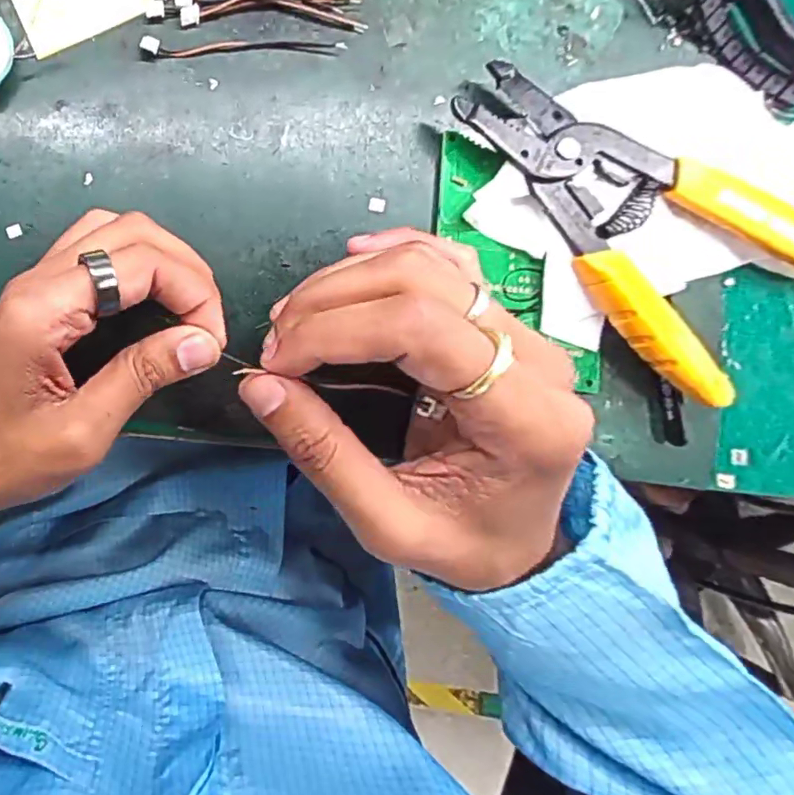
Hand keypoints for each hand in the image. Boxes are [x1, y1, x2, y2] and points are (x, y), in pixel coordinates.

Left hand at [0, 210, 226, 527]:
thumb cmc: (5, 461)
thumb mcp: (82, 432)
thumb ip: (141, 375)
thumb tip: (203, 341)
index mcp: (43, 308)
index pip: (138, 259)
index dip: (191, 290)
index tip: (209, 341)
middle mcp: (36, 281)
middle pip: (127, 230)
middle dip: (182, 268)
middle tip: (203, 324)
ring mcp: (32, 284)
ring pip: (109, 233)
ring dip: (158, 260)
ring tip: (185, 309)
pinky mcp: (35, 298)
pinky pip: (91, 257)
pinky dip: (132, 268)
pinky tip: (150, 304)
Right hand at [238, 228, 593, 590]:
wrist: (521, 542)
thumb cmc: (463, 542)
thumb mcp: (386, 524)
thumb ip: (323, 454)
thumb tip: (259, 384)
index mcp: (524, 417)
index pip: (420, 328)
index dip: (331, 330)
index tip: (277, 362)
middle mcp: (535, 360)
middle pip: (419, 280)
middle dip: (326, 302)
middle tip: (277, 346)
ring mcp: (521, 333)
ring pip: (425, 261)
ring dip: (341, 280)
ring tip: (294, 319)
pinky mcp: (497, 321)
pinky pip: (444, 259)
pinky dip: (387, 252)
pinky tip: (350, 259)